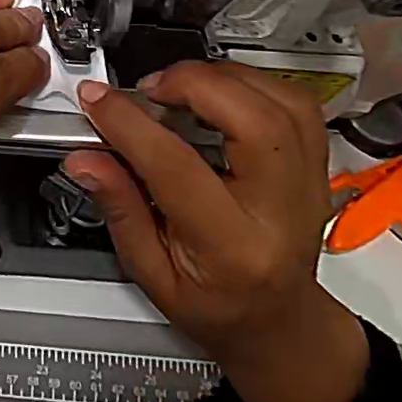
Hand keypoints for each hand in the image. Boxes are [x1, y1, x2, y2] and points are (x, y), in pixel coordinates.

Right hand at [62, 63, 368, 401]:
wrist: (277, 323)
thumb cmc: (218, 306)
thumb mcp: (151, 272)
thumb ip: (119, 207)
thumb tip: (86, 159)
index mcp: (233, 249)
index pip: (178, 167)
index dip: (129, 123)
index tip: (98, 100)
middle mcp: (281, 212)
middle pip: (253, 121)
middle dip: (192, 84)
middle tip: (150, 89)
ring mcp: (307, 184)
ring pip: (281, 102)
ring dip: (222, 78)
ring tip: (181, 87)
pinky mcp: (315, 164)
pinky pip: (295, 102)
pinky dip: (251, 83)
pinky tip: (218, 92)